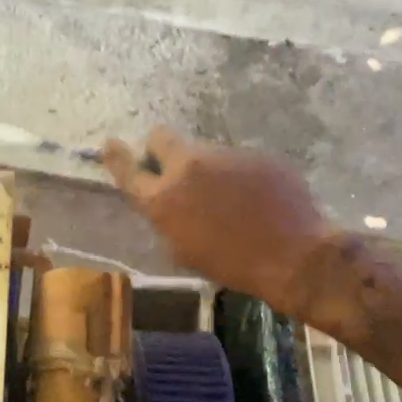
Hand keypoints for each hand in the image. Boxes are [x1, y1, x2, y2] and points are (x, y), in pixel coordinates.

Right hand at [102, 128, 336, 318]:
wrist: (290, 255)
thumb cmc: (229, 264)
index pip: (128, 170)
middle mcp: (188, 168)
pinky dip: (236, 175)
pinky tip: (253, 199)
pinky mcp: (254, 154)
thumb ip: (167, 216)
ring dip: (204, 167)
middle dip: (159, 149)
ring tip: (226, 198)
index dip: (117, 157)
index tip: (110, 144)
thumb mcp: (182, 249)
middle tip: (172, 170)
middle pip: (161, 137)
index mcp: (163, 199)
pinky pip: (234, 160)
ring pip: (201, 150)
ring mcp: (223, 156)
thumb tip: (167, 199)